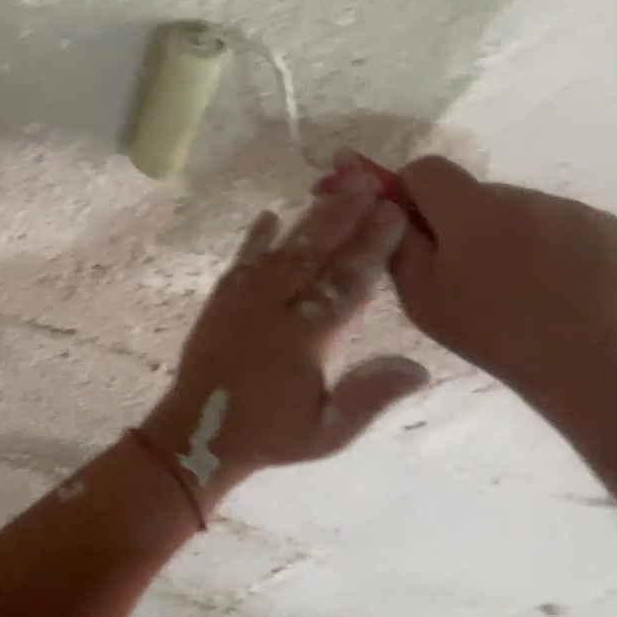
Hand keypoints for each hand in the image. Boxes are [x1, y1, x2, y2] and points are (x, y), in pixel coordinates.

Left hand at [140, 171, 429, 490]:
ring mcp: (240, 301)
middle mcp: (270, 310)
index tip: (395, 215)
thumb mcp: (328, 431)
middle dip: (343, 217)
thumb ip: (369, 395)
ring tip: (333, 189)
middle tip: (369, 182)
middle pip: (313, 255)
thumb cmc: (271, 434)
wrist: (197, 432)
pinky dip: (255, 239)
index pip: (345, 285)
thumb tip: (419, 367)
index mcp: (302, 340)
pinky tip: (269, 215)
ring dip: (308, 219)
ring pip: (280, 251)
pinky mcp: (219, 300)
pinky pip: (240, 263)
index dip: (371, 248)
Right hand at [386, 154, 616, 408]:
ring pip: (527, 212)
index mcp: (471, 209)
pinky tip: (571, 294)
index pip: (426, 168)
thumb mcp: (420, 297)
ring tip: (528, 291)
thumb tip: (394, 210)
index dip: (413, 194)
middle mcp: (526, 196)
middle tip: (473, 276)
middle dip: (466, 222)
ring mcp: (582, 212)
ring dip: (515, 237)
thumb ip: (399, 244)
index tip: (418, 231)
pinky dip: (563, 252)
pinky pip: (575, 229)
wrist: (611, 374)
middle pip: (477, 194)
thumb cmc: (498, 336)